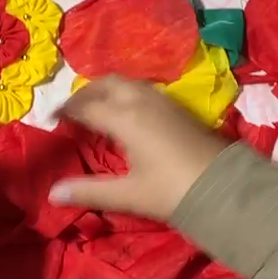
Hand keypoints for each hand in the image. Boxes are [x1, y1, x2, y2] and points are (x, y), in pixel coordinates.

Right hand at [49, 76, 228, 220]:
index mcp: (124, 118)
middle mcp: (142, 101)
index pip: (85, 107)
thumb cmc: (172, 190)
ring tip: (96, 108)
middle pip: (106, 84)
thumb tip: (52, 194)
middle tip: (72, 110)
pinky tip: (126, 113)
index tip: (51, 121)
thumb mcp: (127, 194)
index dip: (65, 112)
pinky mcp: (179, 109)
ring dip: (106, 91)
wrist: (227, 188)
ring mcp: (163, 102)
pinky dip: (125, 95)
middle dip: (85, 93)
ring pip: (127, 84)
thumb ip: (88, 192)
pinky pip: (143, 90)